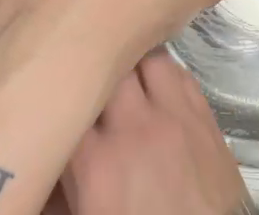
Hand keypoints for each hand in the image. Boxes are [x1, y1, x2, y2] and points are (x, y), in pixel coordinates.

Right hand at [53, 50, 255, 214]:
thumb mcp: (87, 213)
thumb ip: (66, 187)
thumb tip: (54, 160)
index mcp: (97, 164)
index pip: (66, 106)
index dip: (59, 99)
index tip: (55, 100)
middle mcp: (135, 129)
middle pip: (108, 71)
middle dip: (96, 72)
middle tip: (88, 80)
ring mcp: (174, 118)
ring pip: (147, 59)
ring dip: (132, 64)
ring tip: (123, 75)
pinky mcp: (204, 117)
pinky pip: (180, 74)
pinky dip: (164, 74)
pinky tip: (156, 85)